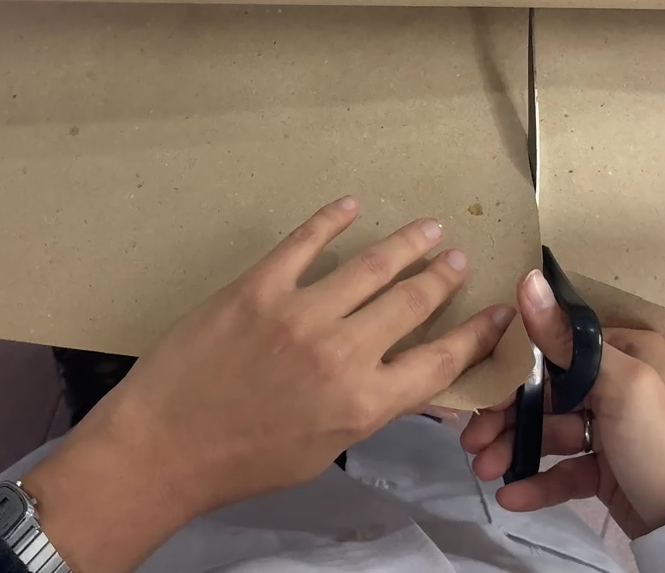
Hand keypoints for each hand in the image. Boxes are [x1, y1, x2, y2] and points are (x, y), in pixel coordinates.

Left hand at [23, 196, 516, 572]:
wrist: (165, 446)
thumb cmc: (244, 459)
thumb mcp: (322, 449)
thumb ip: (366, 407)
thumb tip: (399, 372)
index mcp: (362, 403)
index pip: (439, 362)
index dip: (476, 335)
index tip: (499, 312)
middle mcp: (341, 354)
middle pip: (410, 302)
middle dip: (441, 276)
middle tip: (457, 254)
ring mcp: (299, 313)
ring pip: (370, 266)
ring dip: (405, 243)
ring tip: (428, 226)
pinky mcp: (259, 286)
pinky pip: (304, 242)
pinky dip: (330, 219)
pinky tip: (351, 204)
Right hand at [460, 269, 664, 537]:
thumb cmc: (661, 443)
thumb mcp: (617, 384)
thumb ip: (563, 336)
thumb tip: (526, 276)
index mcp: (623, 351)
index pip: (554, 347)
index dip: (512, 366)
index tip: (478, 385)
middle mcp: (616, 382)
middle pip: (545, 391)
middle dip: (505, 416)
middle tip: (471, 438)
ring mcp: (609, 428)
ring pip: (547, 431)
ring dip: (513, 448)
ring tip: (484, 470)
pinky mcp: (605, 469)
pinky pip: (562, 469)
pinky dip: (536, 480)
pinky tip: (510, 494)